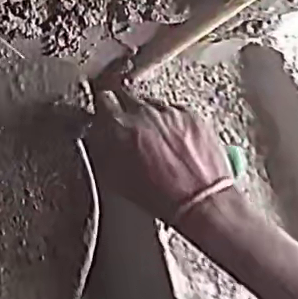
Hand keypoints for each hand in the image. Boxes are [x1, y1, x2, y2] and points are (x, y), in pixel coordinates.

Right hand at [87, 86, 233, 223]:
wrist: (202, 203)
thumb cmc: (160, 196)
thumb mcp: (114, 175)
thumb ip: (100, 145)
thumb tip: (96, 132)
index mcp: (120, 126)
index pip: (103, 99)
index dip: (104, 106)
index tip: (106, 111)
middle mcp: (144, 113)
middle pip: (127, 95)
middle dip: (125, 108)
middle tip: (130, 125)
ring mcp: (169, 112)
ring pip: (152, 104)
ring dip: (150, 116)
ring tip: (156, 138)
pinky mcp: (192, 116)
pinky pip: (175, 111)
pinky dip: (172, 121)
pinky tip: (174, 140)